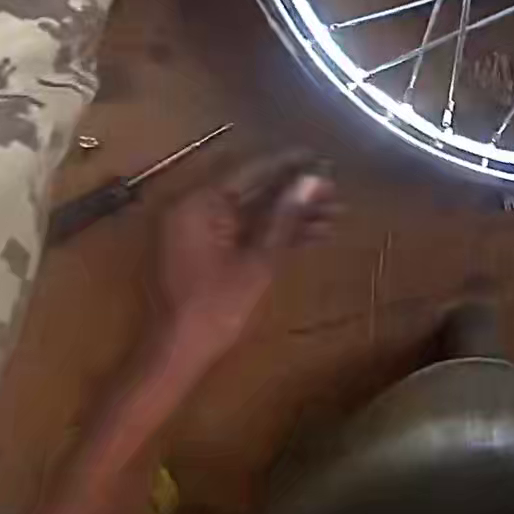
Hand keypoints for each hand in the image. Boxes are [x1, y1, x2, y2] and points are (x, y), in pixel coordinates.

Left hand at [150, 153, 337, 360]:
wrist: (178, 356)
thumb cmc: (217, 307)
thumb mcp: (259, 259)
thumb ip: (286, 215)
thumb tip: (313, 179)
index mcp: (198, 204)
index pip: (250, 171)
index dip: (288, 163)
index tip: (320, 157)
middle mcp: (195, 209)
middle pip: (254, 189)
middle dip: (296, 191)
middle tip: (334, 188)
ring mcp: (200, 230)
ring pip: (255, 210)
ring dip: (293, 213)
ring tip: (334, 213)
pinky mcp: (209, 249)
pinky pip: (247, 229)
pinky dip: (277, 231)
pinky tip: (315, 234)